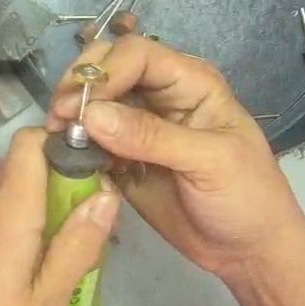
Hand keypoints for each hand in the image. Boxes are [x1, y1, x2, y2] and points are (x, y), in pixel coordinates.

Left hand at [0, 128, 120, 305]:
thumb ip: (78, 246)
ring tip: (87, 230)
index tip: (99, 160)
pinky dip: (38, 216)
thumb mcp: (49, 301)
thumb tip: (107, 194)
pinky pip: (10, 211)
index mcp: (7, 219)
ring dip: (55, 197)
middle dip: (67, 171)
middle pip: (25, 163)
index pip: (26, 145)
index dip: (62, 140)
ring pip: (19, 187)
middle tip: (103, 205)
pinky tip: (57, 251)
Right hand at [47, 36, 304, 280]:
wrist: (246, 250)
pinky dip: (74, 147)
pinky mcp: (121, 160)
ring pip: (93, 104)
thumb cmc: (246, 197)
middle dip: (79, 86)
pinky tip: (66, 161)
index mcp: (190, 84)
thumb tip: (90, 115)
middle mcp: (159, 97)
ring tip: (58, 140)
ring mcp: (136, 129)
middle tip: (59, 118)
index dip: (105, 73)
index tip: (79, 107)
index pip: (137, 55)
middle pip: (108, 68)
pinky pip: (90, 143)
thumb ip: (151, 136)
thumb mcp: (208, 161)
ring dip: (71, 116)